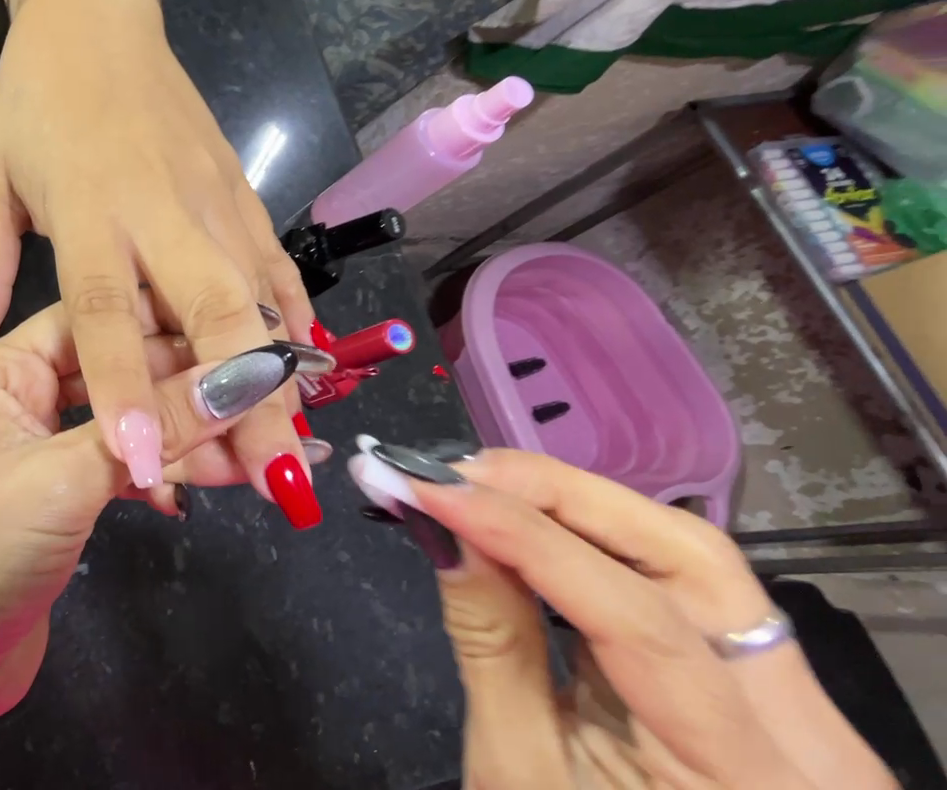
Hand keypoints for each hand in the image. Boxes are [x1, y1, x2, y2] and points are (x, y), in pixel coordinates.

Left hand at [0, 0, 319, 523]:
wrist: (94, 17)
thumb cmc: (30, 103)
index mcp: (87, 212)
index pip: (107, 315)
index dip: (124, 391)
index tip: (144, 464)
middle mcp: (159, 210)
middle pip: (212, 311)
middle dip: (246, 398)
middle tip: (275, 480)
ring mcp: (210, 196)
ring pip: (258, 292)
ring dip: (283, 372)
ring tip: (301, 445)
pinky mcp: (238, 185)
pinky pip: (272, 260)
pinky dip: (293, 314)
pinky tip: (308, 366)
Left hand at [0, 305, 298, 723]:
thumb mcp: (66, 477)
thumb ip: (156, 427)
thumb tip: (251, 376)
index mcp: (5, 366)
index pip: (100, 320)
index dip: (176, 325)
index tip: (256, 337)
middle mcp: (23, 396)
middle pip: (122, 374)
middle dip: (196, 392)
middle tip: (281, 407)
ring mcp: (42, 451)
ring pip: (130, 426)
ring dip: (191, 442)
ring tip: (269, 461)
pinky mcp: (60, 501)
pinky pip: (123, 470)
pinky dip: (162, 477)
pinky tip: (204, 489)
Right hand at [368, 448, 894, 789]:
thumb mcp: (515, 769)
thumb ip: (489, 644)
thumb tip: (444, 527)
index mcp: (749, 775)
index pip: (637, 617)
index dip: (523, 534)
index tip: (426, 484)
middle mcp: (803, 725)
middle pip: (687, 558)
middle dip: (558, 496)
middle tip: (456, 471)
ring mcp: (787, 693)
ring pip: (682, 553)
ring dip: (567, 504)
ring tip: (475, 484)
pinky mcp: (748, 671)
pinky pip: (669, 578)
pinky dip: (583, 537)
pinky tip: (519, 517)